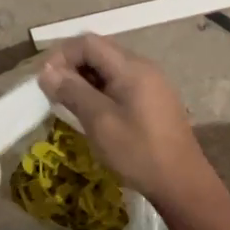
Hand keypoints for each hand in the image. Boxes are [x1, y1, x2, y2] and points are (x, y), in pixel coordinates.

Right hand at [36, 34, 214, 207]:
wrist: (183, 187)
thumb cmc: (138, 152)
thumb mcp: (99, 121)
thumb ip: (71, 91)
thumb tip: (45, 72)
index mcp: (131, 68)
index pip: (88, 43)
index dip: (61, 55)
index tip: (45, 79)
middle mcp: (143, 68)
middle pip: (99, 51)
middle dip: (71, 66)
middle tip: (53, 90)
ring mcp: (151, 84)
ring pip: (108, 68)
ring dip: (84, 79)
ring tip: (69, 102)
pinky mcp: (154, 100)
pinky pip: (119, 82)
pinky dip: (99, 89)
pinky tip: (92, 111)